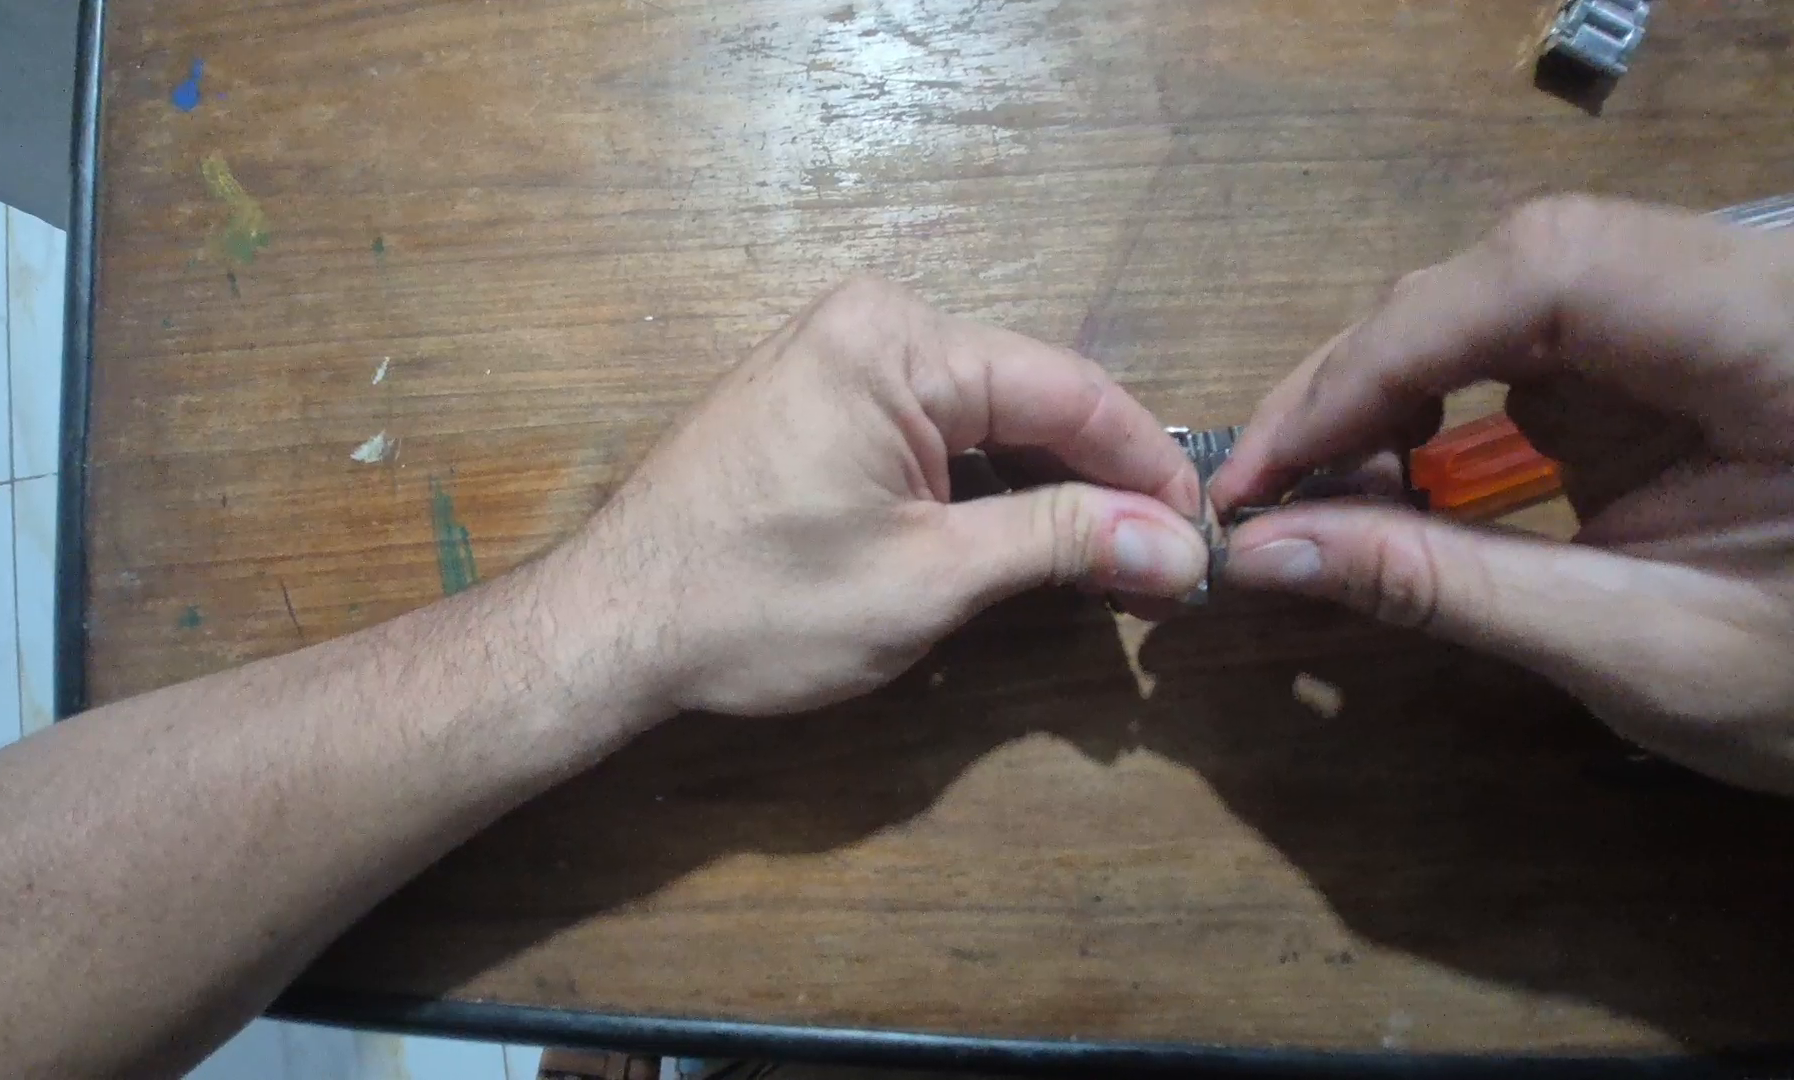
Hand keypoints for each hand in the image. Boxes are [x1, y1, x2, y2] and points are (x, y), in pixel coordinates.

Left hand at [552, 277, 1206, 717]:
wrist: (616, 627)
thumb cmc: (760, 604)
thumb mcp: (927, 577)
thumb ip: (1059, 542)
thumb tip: (1179, 545)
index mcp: (899, 341)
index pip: (1068, 392)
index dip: (1147, 465)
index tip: (1199, 534)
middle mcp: (872, 327)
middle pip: (1026, 401)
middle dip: (1096, 483)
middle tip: (1158, 565)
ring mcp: (838, 364)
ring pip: (981, 423)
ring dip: (1042, 491)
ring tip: (1103, 563)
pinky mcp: (819, 407)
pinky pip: (929, 436)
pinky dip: (980, 490)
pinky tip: (1017, 538)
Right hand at [1212, 197, 1793, 793]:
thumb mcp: (1636, 652)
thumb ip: (1437, 587)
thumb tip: (1253, 554)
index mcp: (1787, 346)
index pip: (1550, 274)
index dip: (1388, 354)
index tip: (1282, 462)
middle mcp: (1738, 296)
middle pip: (1488, 279)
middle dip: (1349, 383)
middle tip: (1259, 486)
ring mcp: (1684, 322)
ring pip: (1472, 307)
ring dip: (1364, 395)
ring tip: (1312, 487)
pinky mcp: (1641, 362)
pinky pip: (1488, 353)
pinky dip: (1405, 411)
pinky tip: (1380, 472)